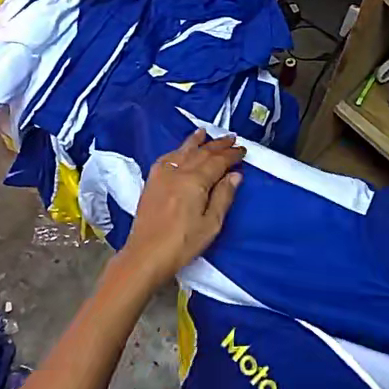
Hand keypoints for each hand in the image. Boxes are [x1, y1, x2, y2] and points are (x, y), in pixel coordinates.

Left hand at [118, 129, 244, 280]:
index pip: (217, 162)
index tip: (243, 150)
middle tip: (231, 138)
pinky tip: (179, 150)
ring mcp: (162, 176)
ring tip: (205, 132)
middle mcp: (177, 173)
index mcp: (195, 182)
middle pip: (201, 153)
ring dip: (196, 142)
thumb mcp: (211, 223)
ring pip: (182, 152)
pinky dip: (176, 151)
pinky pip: (165, 159)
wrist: (146, 255)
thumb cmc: (183, 243)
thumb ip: (224, 196)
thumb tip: (235, 175)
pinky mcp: (151, 183)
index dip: (231, 155)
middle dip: (218, 145)